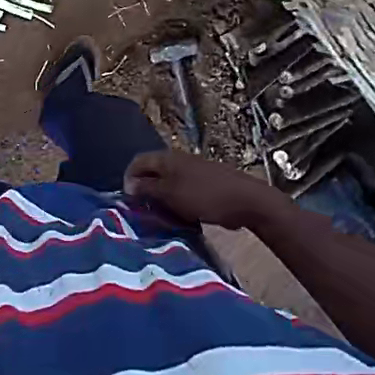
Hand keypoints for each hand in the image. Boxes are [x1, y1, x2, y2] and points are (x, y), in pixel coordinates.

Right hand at [124, 150, 301, 231]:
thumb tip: (129, 185)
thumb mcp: (170, 194)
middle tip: (144, 211)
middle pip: (152, 172)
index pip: (137, 162)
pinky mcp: (205, 183)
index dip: (128, 179)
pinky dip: (177, 202)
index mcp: (167, 158)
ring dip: (162, 198)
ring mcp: (193, 170)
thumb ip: (148, 189)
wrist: (247, 200)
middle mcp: (178, 159)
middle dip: (145, 190)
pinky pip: (183, 190)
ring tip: (162, 217)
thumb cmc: (204, 196)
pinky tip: (181, 216)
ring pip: (168, 183)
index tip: (128, 201)